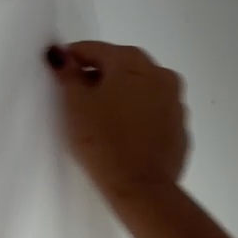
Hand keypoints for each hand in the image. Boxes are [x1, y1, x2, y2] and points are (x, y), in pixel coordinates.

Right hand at [46, 41, 188, 207]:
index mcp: (132, 63)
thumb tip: (62, 55)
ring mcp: (175, 102)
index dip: (72, 58)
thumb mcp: (74, 103)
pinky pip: (152, 110)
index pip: (95, 49)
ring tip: (99, 115)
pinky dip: (136, 112)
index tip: (58, 73)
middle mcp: (160, 74)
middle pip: (121, 64)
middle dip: (98, 74)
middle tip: (76, 95)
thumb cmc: (101, 139)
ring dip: (120, 92)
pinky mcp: (180, 128)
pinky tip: (121, 131)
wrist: (140, 187)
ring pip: (140, 87)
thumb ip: (68, 73)